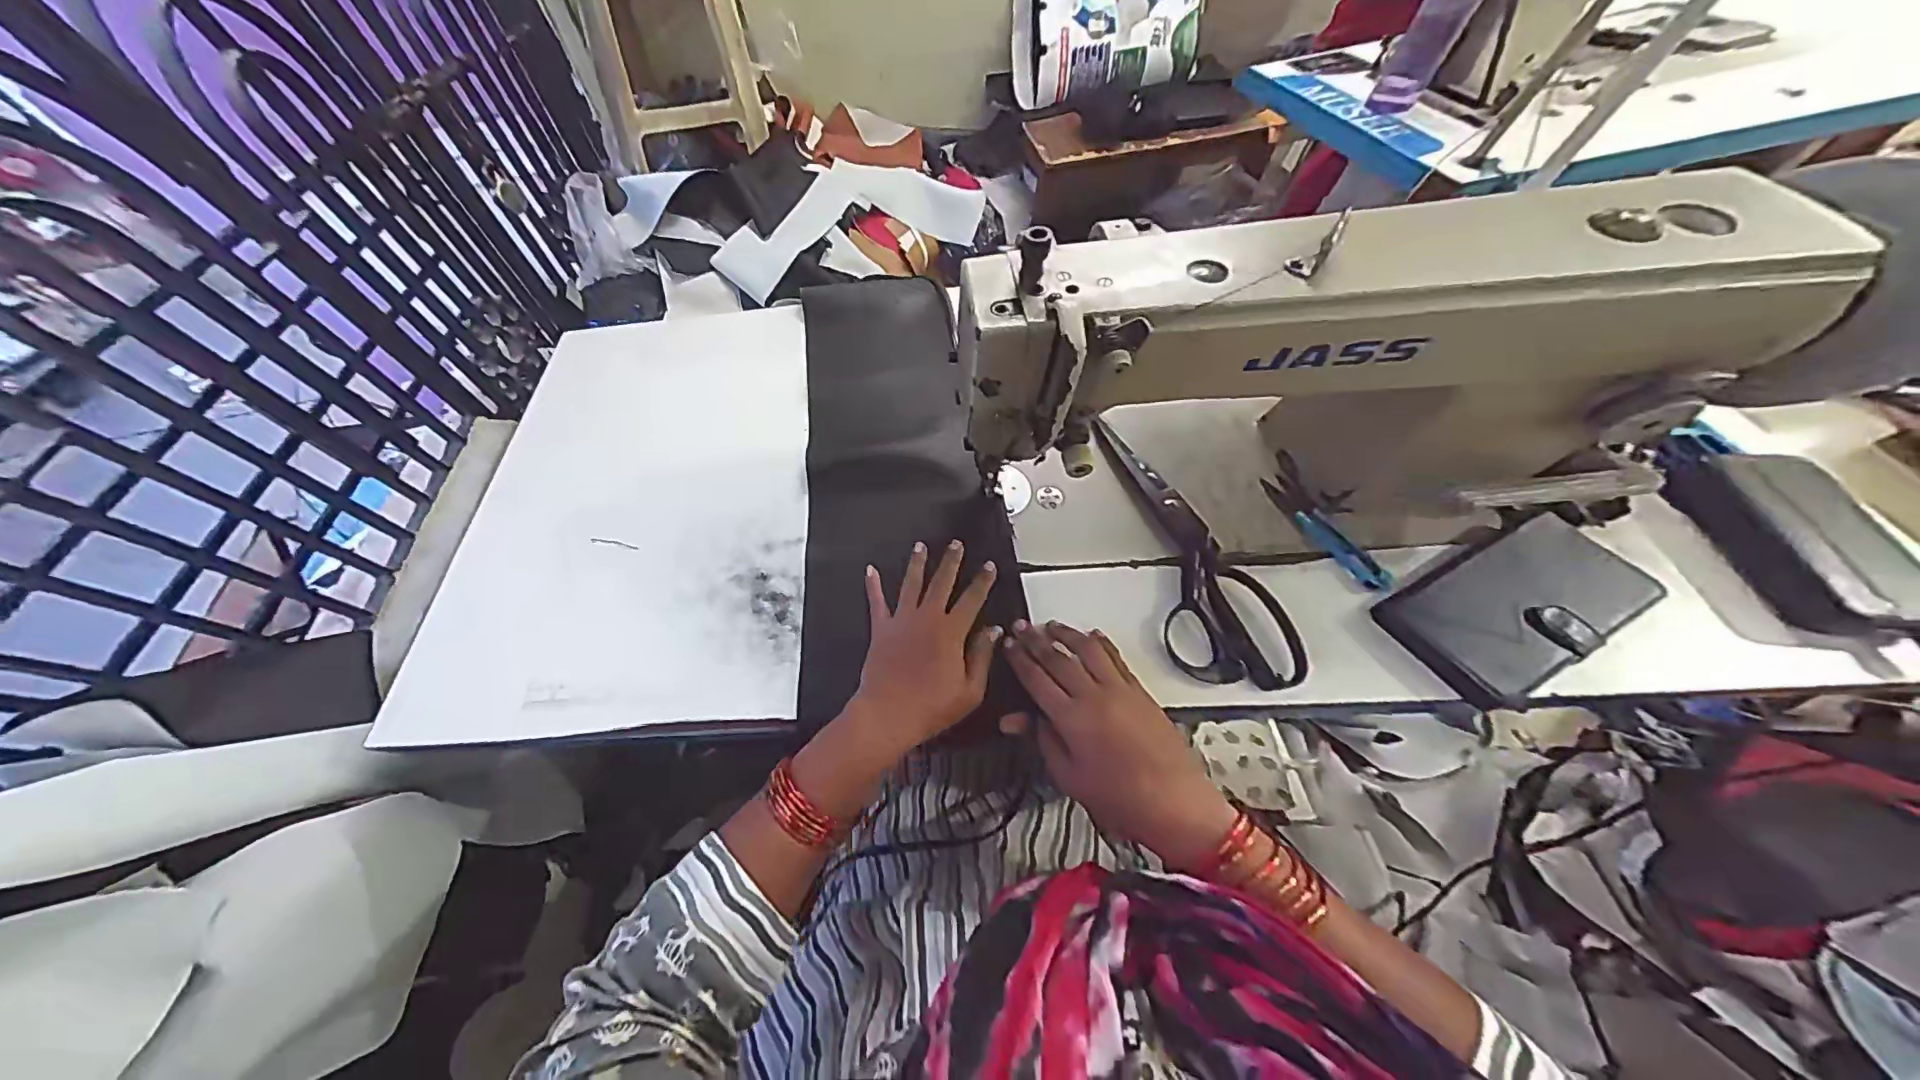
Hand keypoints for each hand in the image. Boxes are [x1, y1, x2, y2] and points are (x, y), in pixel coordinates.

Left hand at [849, 540, 1001, 754]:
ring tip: (920, 546)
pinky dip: (873, 585)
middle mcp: (927, 619)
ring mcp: (901, 622)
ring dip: (917, 563)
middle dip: (951, 561)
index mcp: (951, 632)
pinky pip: (877, 602)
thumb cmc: (931, 707)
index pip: (972, 599)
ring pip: (911, 584)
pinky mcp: (881, 630)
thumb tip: (993, 631)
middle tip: (956, 544)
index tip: (988, 566)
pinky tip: (870, 570)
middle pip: (941, 582)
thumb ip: (982, 656)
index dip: (982, 581)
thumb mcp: (970, 690)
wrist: (888, 715)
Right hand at [1000, 621, 1235, 869]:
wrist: (1173, 802)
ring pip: (1088, 649)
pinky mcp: (1140, 692)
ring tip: (1052, 626)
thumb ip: (1043, 742)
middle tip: (1022, 627)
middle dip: (1035, 639)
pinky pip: (1116, 658)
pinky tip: (1093, 637)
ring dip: (1067, 634)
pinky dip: (1101, 644)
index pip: (1036, 678)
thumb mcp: (1069, 777)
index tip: (1009, 645)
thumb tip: (1022, 721)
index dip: (1019, 659)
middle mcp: (1094, 697)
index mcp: (1071, 719)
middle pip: (1057, 658)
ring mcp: (1120, 690)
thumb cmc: (1123, 798)